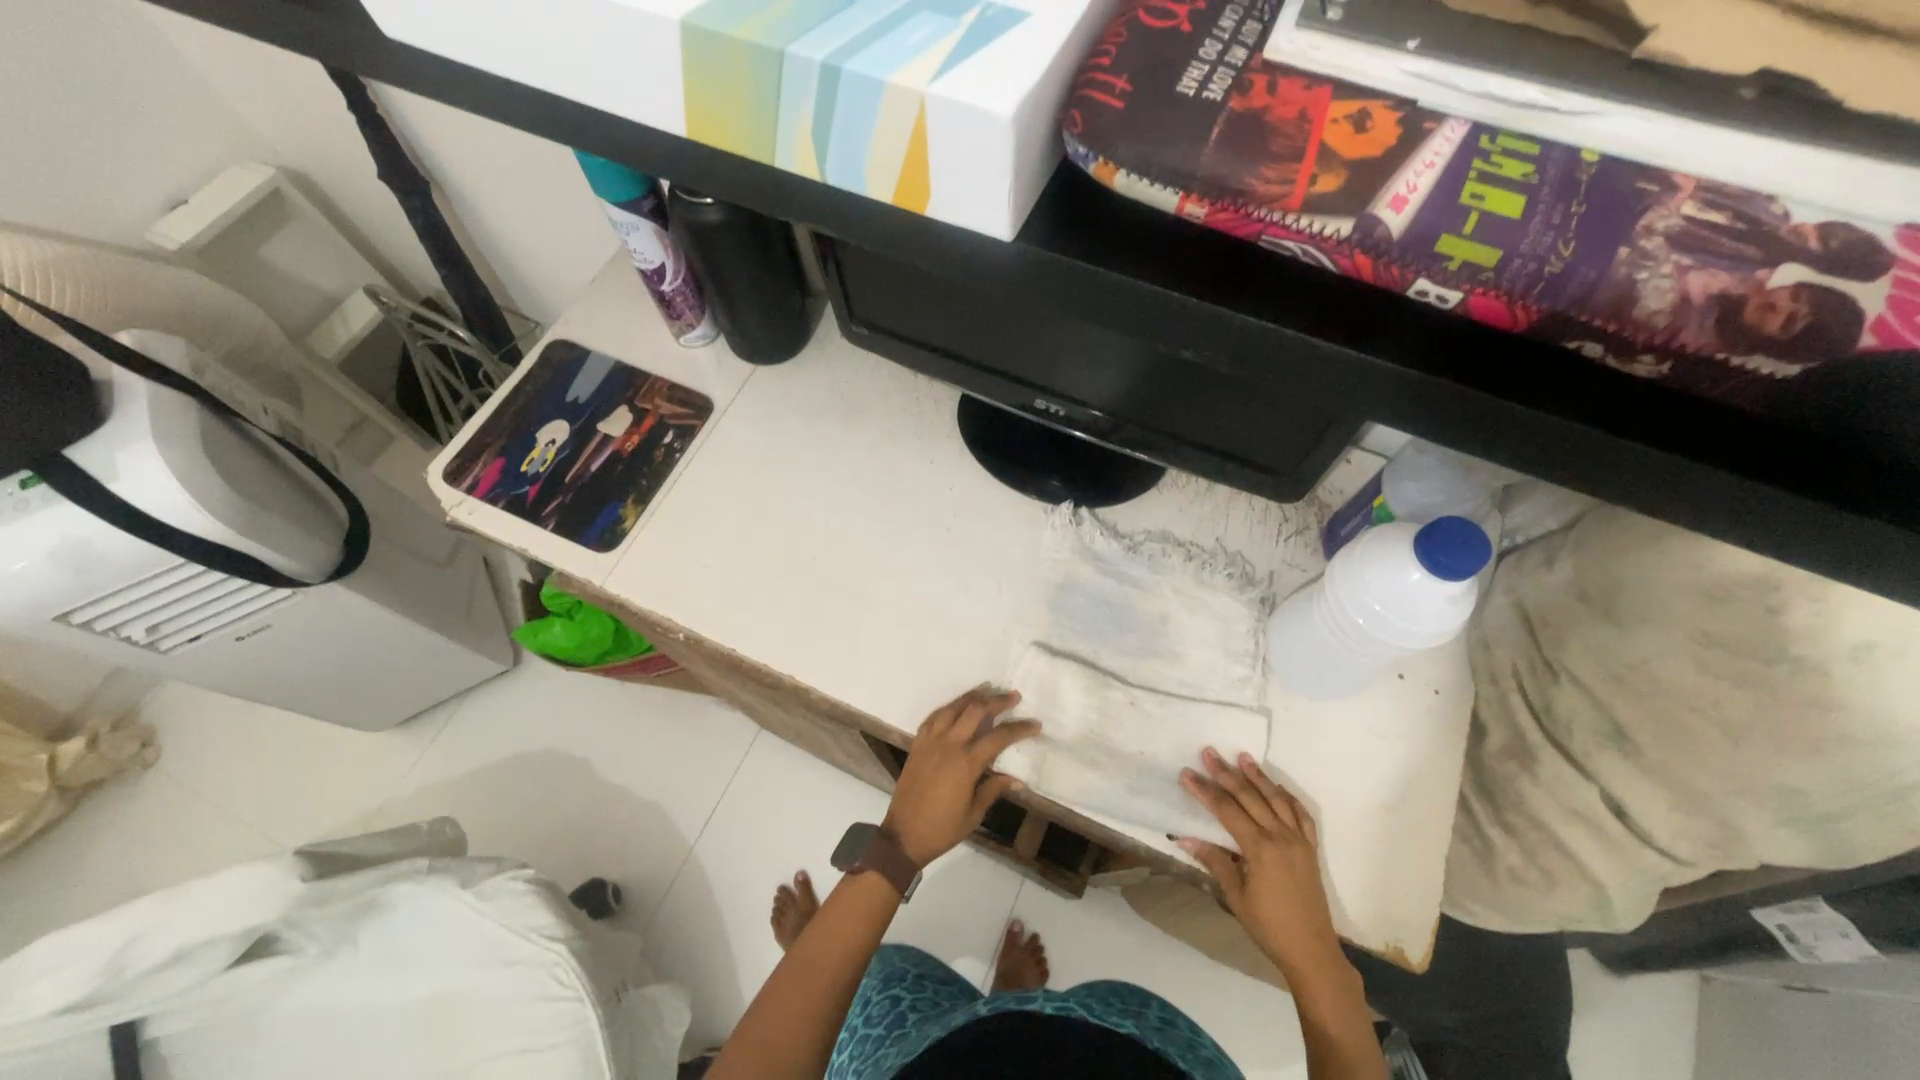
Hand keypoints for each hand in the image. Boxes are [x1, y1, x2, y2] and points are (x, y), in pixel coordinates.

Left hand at [882, 688, 1038, 865]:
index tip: (1035, 724)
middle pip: (975, 711)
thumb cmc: (942, 829)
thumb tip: (1017, 780)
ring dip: (971, 697)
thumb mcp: (974, 814)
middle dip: (996, 701)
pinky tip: (955, 706)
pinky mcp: (916, 745)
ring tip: (986, 690)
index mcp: (966, 763)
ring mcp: (929, 742)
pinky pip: (933, 717)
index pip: (999, 737)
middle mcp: (948, 745)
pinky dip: (947, 708)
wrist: (903, 835)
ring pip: (952, 708)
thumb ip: (993, 789)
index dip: (1019, 728)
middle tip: (1013, 696)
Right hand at [1179, 748, 1348, 985]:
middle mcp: (1281, 836)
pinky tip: (1277, 787)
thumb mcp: (1235, 896)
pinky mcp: (1311, 849)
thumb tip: (1185, 838)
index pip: (1226, 810)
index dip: (1205, 790)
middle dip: (1226, 773)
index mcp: (1260, 848)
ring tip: (1242, 756)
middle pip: (1250, 797)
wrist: (1311, 950)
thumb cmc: (1268, 927)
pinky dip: (1287, 796)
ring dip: (1258, 777)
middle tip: (1209, 752)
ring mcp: (1299, 840)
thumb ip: (1214, 861)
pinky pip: (1300, 814)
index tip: (1187, 772)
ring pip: (1276, 799)